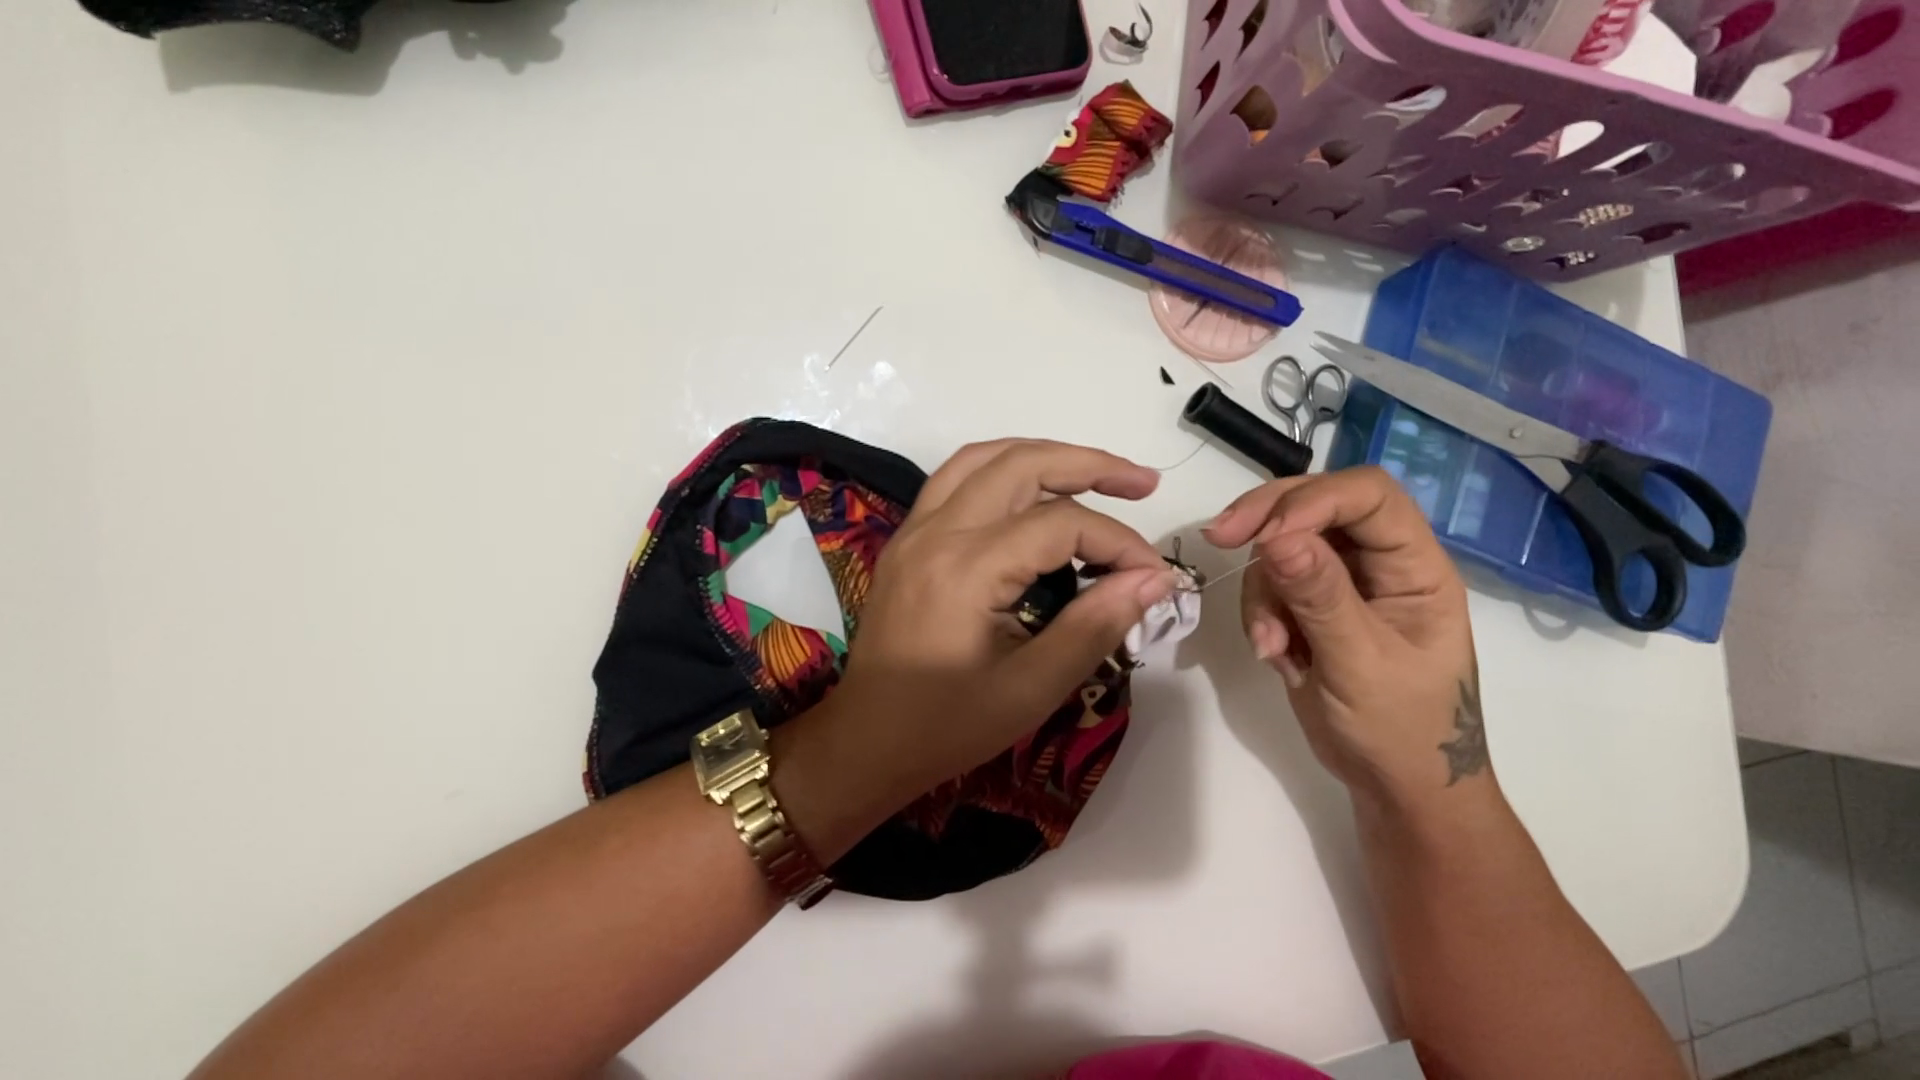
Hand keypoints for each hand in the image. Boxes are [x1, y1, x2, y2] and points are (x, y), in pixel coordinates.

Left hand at [805, 439, 1175, 817]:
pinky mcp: (907, 542)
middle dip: (1089, 465)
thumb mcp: (1031, 689)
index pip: (1061, 524)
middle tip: (1143, 485)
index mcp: (966, 568)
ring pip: (983, 459)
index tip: (1153, 576)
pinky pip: (956, 480)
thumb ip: (1094, 626)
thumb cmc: (947, 726)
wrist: (866, 742)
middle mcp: (936, 532)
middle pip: (1021, 464)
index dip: (1118, 542)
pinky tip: (1032, 495)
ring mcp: (914, 531)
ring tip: (1094, 475)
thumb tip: (1153, 579)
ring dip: (1043, 457)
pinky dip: (1003, 471)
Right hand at [1204, 467, 1485, 805]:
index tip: (1261, 536)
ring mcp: (1344, 584)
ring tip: (1270, 648)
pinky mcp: (1312, 608)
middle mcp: (1380, 563)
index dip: (1313, 500)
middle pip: (1317, 507)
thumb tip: (1276, 538)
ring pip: (1282, 549)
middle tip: (1219, 540)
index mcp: (1416, 567)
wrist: (1397, 788)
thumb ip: (1319, 597)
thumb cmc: (1400, 730)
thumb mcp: (1360, 665)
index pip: (1368, 496)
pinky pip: (1271, 585)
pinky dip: (1260, 615)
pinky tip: (1275, 657)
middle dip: (1267, 523)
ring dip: (1262, 592)